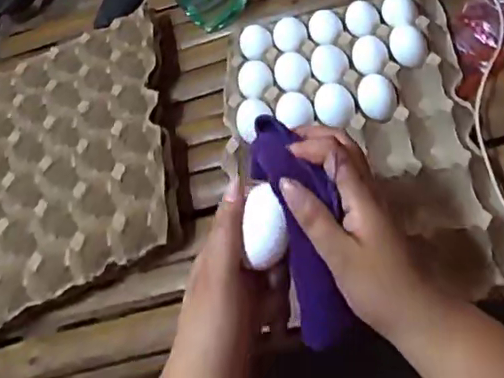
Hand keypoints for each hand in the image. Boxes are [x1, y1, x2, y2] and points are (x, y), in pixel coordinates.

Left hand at [163, 177, 288, 377]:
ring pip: (274, 274)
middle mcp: (230, 268)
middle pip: (264, 244)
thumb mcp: (220, 273)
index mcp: (216, 251)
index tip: (291, 204)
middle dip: (279, 256)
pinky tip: (278, 325)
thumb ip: (229, 229)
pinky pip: (276, 302)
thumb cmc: (212, 326)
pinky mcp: (254, 321)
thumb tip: (236, 177)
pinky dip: (280, 311)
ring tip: (275, 308)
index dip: (264, 206)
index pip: (243, 214)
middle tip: (280, 275)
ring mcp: (242, 296)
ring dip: (281, 288)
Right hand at [278, 125, 449, 341]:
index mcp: (362, 194)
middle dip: (315, 135)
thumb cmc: (378, 288)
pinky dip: (328, 165)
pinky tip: (313, 180)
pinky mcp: (371, 213)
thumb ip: (313, 217)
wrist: (419, 315)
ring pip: (348, 157)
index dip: (307, 144)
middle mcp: (369, 188)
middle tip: (284, 140)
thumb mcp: (339, 257)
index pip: (334, 151)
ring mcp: (372, 199)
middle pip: (344, 145)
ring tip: (293, 153)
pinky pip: (348, 174)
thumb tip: (284, 180)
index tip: (279, 153)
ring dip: (322, 146)